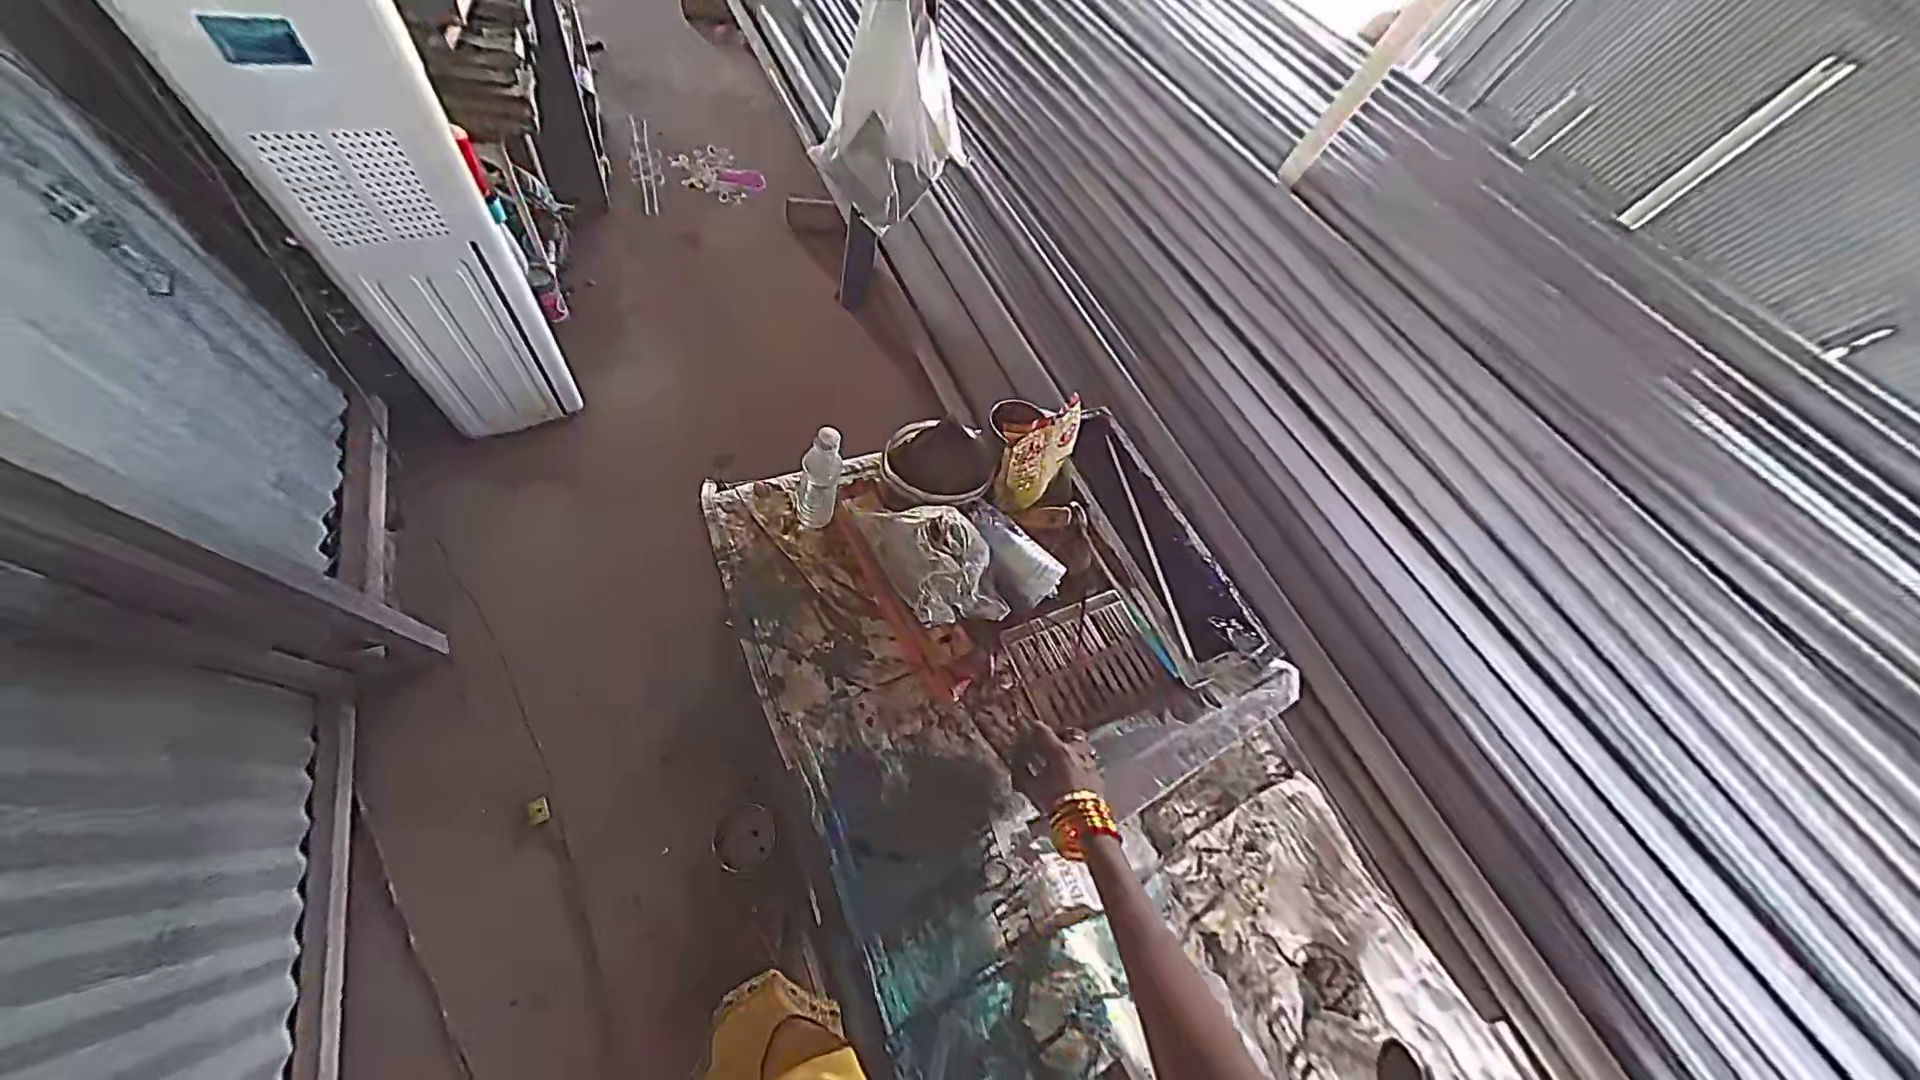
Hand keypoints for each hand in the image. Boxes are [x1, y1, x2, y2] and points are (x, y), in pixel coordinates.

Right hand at [1015, 720, 1103, 809]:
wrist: (1083, 822)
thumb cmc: (1054, 803)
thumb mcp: (1032, 787)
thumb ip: (1022, 771)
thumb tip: (1015, 761)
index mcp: (1059, 751)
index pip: (1043, 731)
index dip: (1032, 726)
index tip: (1027, 726)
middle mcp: (1076, 752)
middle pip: (1070, 732)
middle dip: (1060, 733)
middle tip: (1052, 740)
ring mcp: (1090, 762)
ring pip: (1083, 745)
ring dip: (1073, 747)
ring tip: (1063, 755)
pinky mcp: (1098, 775)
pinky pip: (1088, 760)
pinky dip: (1080, 761)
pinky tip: (1073, 771)